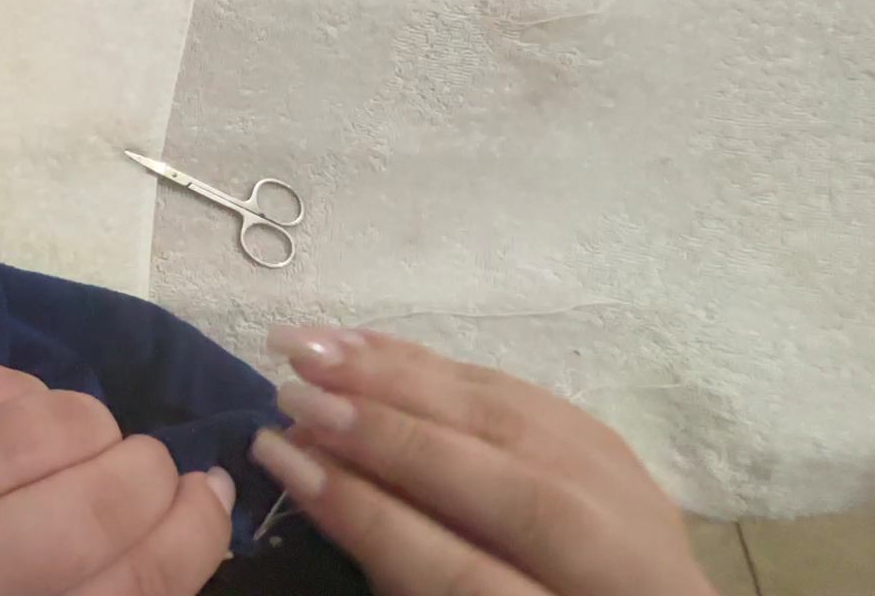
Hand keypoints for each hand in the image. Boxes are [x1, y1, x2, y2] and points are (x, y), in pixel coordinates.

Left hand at [0, 361, 238, 595]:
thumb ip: (89, 579)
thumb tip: (192, 509)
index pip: (132, 576)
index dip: (194, 536)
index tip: (211, 501)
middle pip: (113, 482)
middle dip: (149, 473)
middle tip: (139, 477)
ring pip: (72, 413)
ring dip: (88, 433)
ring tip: (57, 457)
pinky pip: (17, 378)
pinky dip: (32, 403)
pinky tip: (2, 432)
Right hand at [248, 329, 716, 595]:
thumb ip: (381, 549)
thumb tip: (302, 455)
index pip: (470, 578)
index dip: (366, 512)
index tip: (276, 452)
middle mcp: (636, 572)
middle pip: (513, 492)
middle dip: (386, 434)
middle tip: (292, 393)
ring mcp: (635, 499)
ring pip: (516, 420)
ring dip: (396, 375)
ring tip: (308, 348)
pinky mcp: (608, 442)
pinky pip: (511, 386)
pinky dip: (423, 360)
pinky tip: (357, 340)